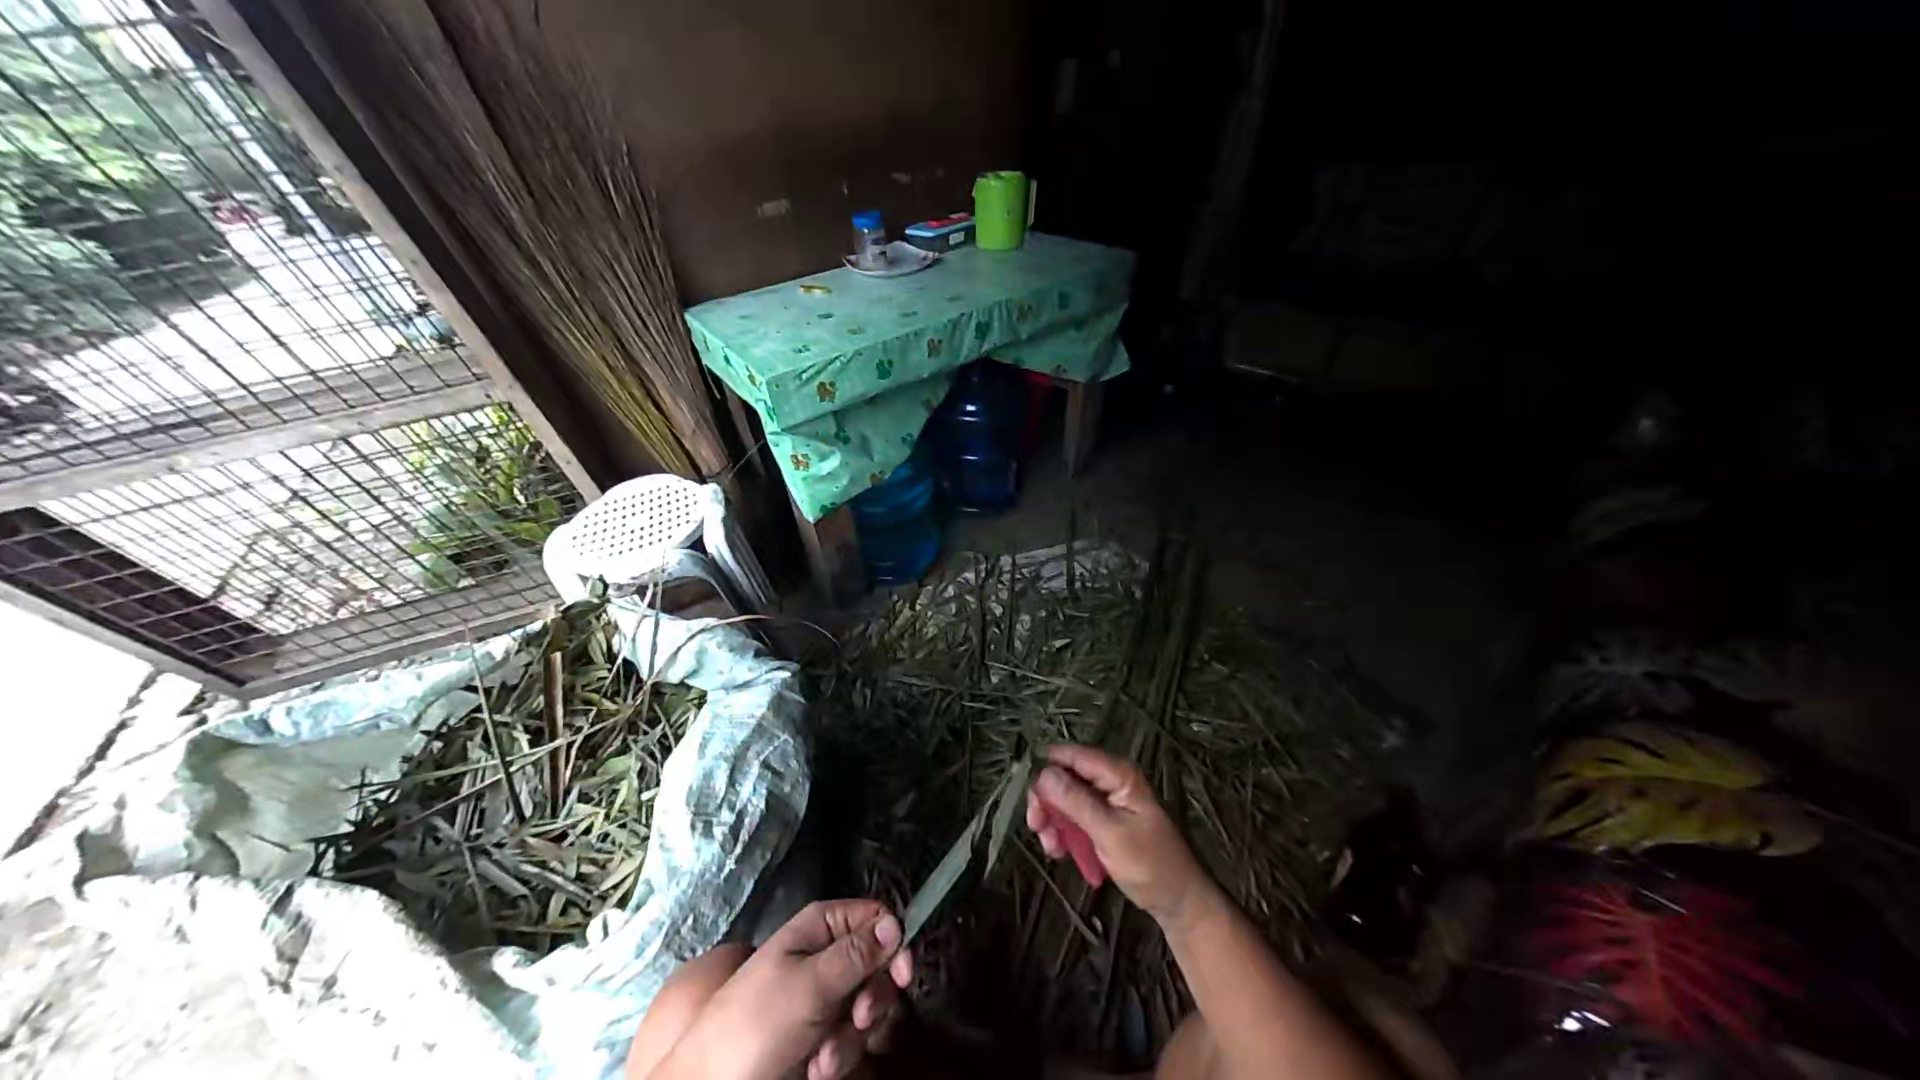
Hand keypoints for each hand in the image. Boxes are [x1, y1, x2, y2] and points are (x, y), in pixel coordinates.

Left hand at [661, 900, 913, 1079]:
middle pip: (879, 965)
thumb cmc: (757, 1025)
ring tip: (822, 1058)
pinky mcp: (820, 1035)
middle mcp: (825, 956)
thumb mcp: (810, 984)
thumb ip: (857, 954)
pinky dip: (838, 1057)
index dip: (895, 944)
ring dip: (852, 1038)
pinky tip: (816, 1069)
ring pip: (868, 1006)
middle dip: (873, 1000)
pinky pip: (851, 1038)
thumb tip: (896, 922)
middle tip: (858, 1018)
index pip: (877, 918)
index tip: (902, 976)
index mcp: (821, 927)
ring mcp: (822, 998)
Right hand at [1026, 744, 1216, 931]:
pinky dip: (1062, 831)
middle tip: (1037, 827)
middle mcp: (1109, 780)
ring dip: (1052, 820)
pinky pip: (1072, 815)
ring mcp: (1105, 799)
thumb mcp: (1110, 834)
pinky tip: (1059, 851)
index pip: (1072, 756)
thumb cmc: (1150, 865)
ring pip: (1063, 797)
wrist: (1176, 901)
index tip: (1032, 798)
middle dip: (1047, 801)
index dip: (1046, 770)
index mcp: (1118, 774)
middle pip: (1063, 776)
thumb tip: (1043, 773)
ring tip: (1052, 847)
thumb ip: (1076, 802)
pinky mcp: (1101, 818)